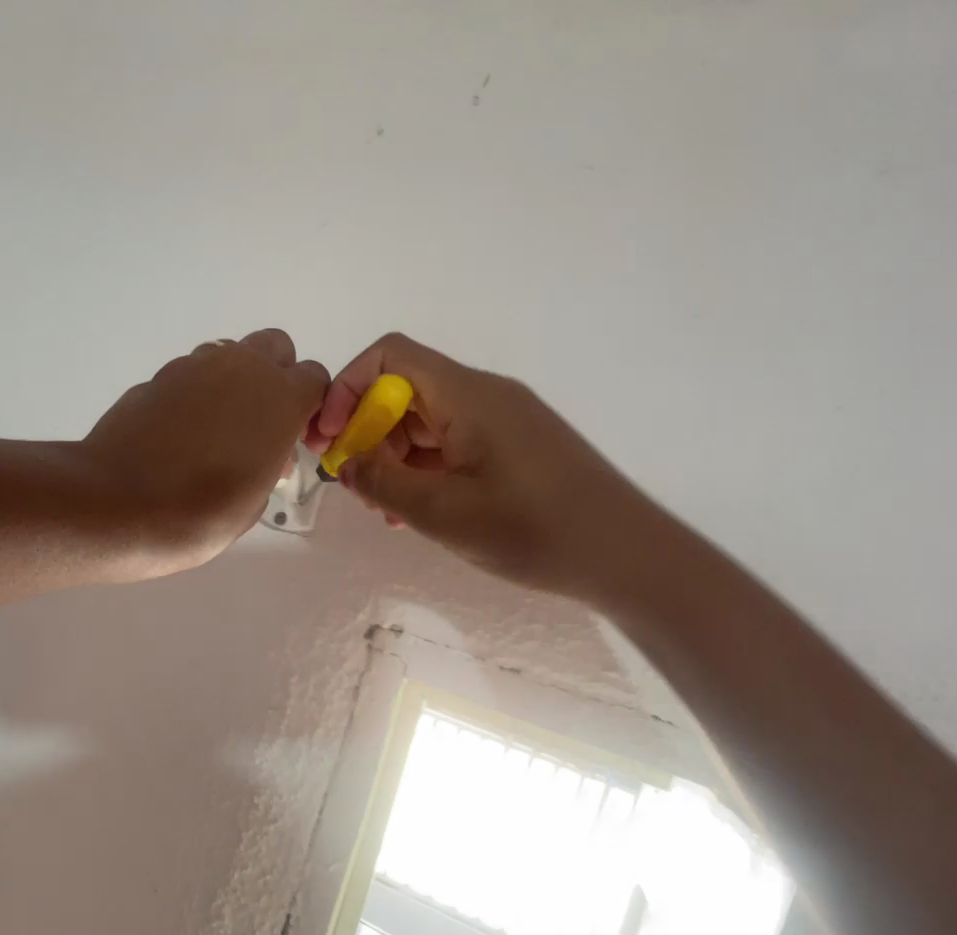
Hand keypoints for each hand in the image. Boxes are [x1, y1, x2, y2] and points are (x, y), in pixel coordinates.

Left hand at [82, 328, 328, 576]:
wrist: (117, 506)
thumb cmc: (200, 514)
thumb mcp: (255, 501)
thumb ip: (270, 462)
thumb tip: (263, 452)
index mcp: (279, 397)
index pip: (314, 378)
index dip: (309, 407)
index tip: (295, 439)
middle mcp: (239, 369)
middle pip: (274, 347)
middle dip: (274, 377)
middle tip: (259, 424)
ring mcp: (191, 367)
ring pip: (227, 357)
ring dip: (231, 383)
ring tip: (214, 435)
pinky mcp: (154, 379)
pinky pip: (188, 378)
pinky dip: (192, 398)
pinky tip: (175, 440)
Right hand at [310, 332, 668, 603]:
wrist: (627, 555)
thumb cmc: (533, 531)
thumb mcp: (443, 513)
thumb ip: (383, 484)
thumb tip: (346, 464)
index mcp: (468, 395)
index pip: (390, 357)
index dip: (347, 388)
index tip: (329, 438)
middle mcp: (485, 395)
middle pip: (405, 390)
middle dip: (365, 430)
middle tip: (349, 482)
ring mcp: (503, 420)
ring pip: (427, 420)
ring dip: (393, 456)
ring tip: (382, 508)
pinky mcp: (515, 446)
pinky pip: (453, 442)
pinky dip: (424, 468)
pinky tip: (416, 512)